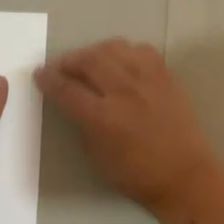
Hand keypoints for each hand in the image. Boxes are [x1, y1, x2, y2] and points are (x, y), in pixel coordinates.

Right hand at [35, 40, 221, 213]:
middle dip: (68, 60)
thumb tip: (73, 103)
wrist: (184, 175)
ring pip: (114, 48)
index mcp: (102, 118)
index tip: (39, 75)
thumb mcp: (96, 157)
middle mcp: (123, 92)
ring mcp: (147, 80)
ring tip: (88, 62)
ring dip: (94, 52)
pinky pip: (141, 50)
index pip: (66, 89)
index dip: (48, 80)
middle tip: (60, 67)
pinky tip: (120, 63)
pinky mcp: (166, 76)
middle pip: (88, 60)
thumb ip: (82, 124)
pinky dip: (125, 52)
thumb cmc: (135, 175)